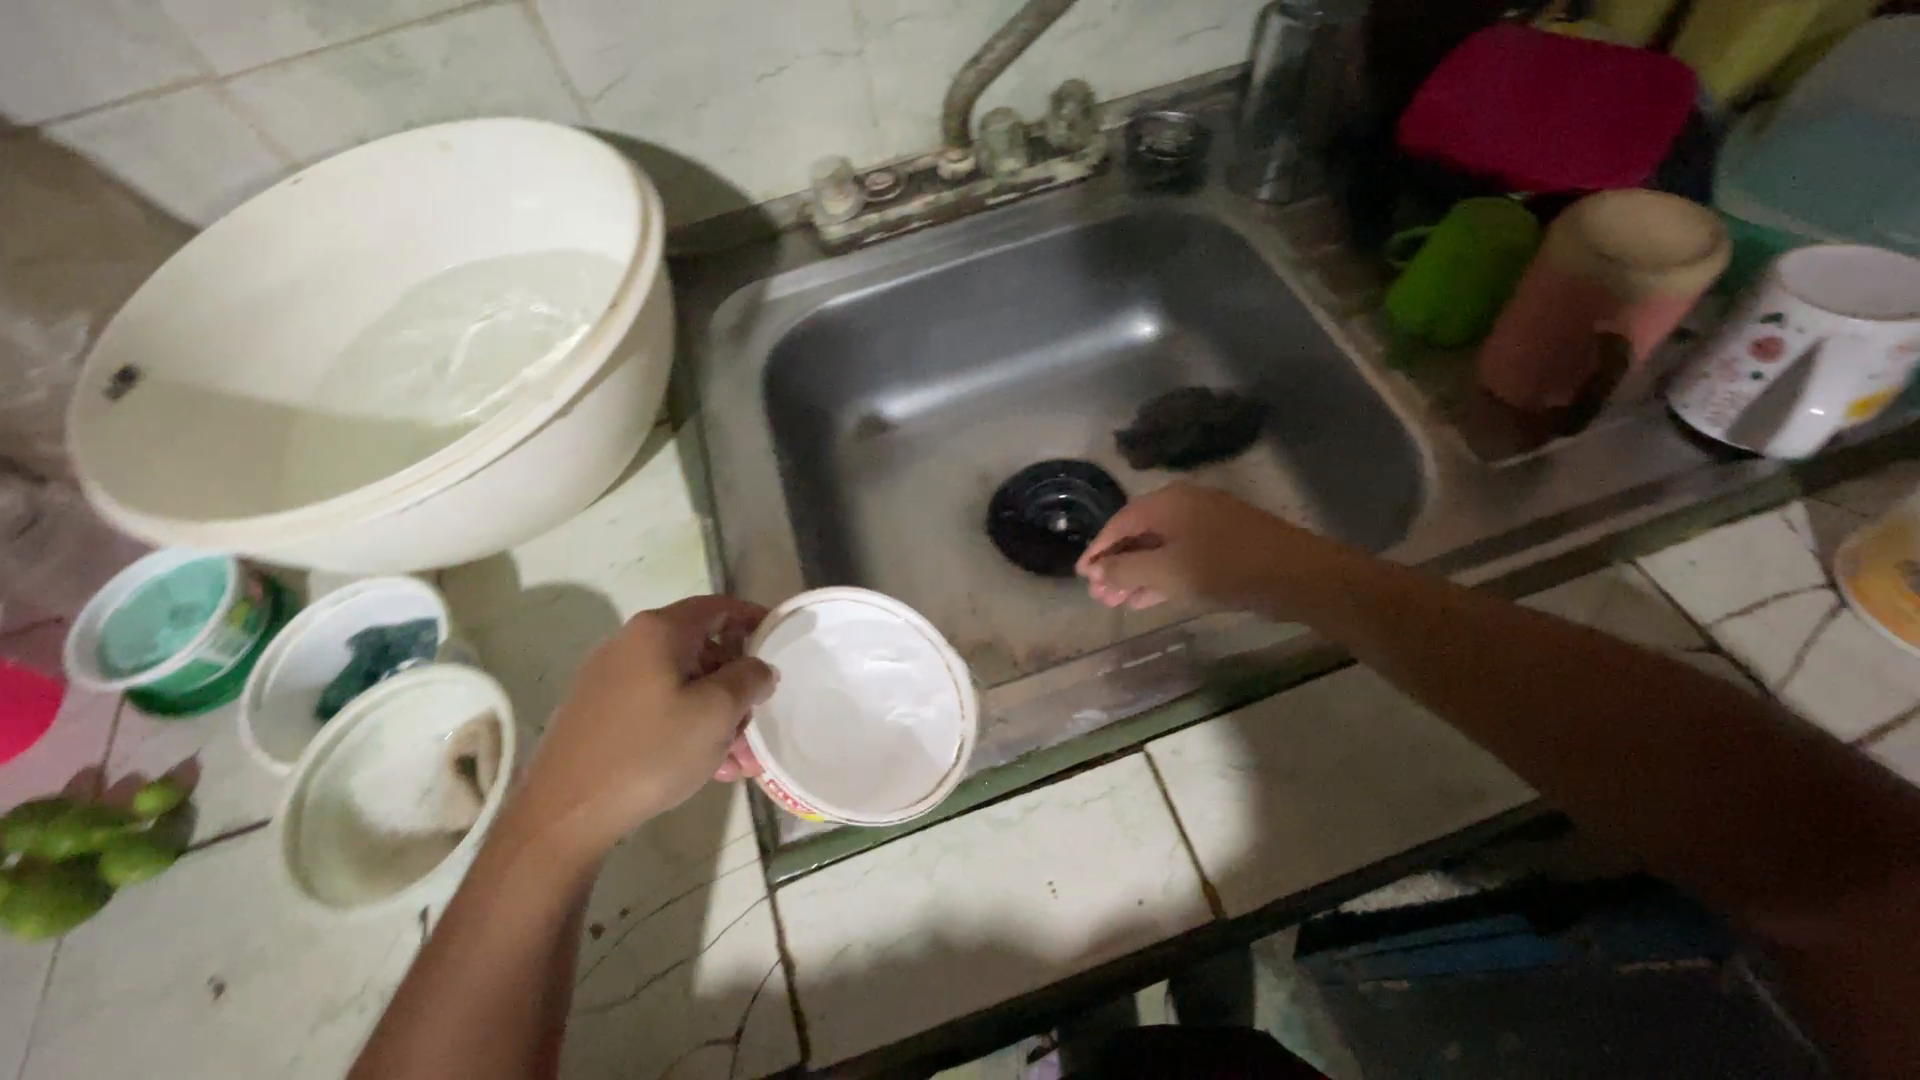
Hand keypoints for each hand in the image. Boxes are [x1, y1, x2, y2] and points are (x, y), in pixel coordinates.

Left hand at [506, 596, 775, 861]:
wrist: (565, 812)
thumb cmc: (650, 752)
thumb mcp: (716, 713)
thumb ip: (749, 679)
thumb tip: (759, 667)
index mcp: (658, 631)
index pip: (718, 607)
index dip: (754, 619)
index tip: (782, 642)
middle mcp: (629, 645)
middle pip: (701, 650)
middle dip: (737, 683)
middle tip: (761, 717)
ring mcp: (609, 680)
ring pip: (681, 686)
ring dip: (716, 715)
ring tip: (741, 759)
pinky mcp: (598, 715)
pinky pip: (657, 708)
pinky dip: (687, 727)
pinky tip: (707, 767)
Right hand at [1076, 483, 1318, 611]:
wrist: (1295, 575)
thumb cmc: (1222, 568)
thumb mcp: (1166, 571)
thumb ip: (1126, 570)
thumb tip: (1098, 571)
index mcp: (1167, 502)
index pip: (1119, 523)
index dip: (1098, 550)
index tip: (1082, 576)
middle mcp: (1184, 506)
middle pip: (1139, 535)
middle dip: (1117, 566)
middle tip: (1099, 596)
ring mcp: (1207, 525)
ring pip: (1160, 549)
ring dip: (1137, 575)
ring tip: (1117, 603)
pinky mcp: (1225, 546)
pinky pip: (1181, 558)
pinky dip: (1162, 576)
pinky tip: (1147, 599)